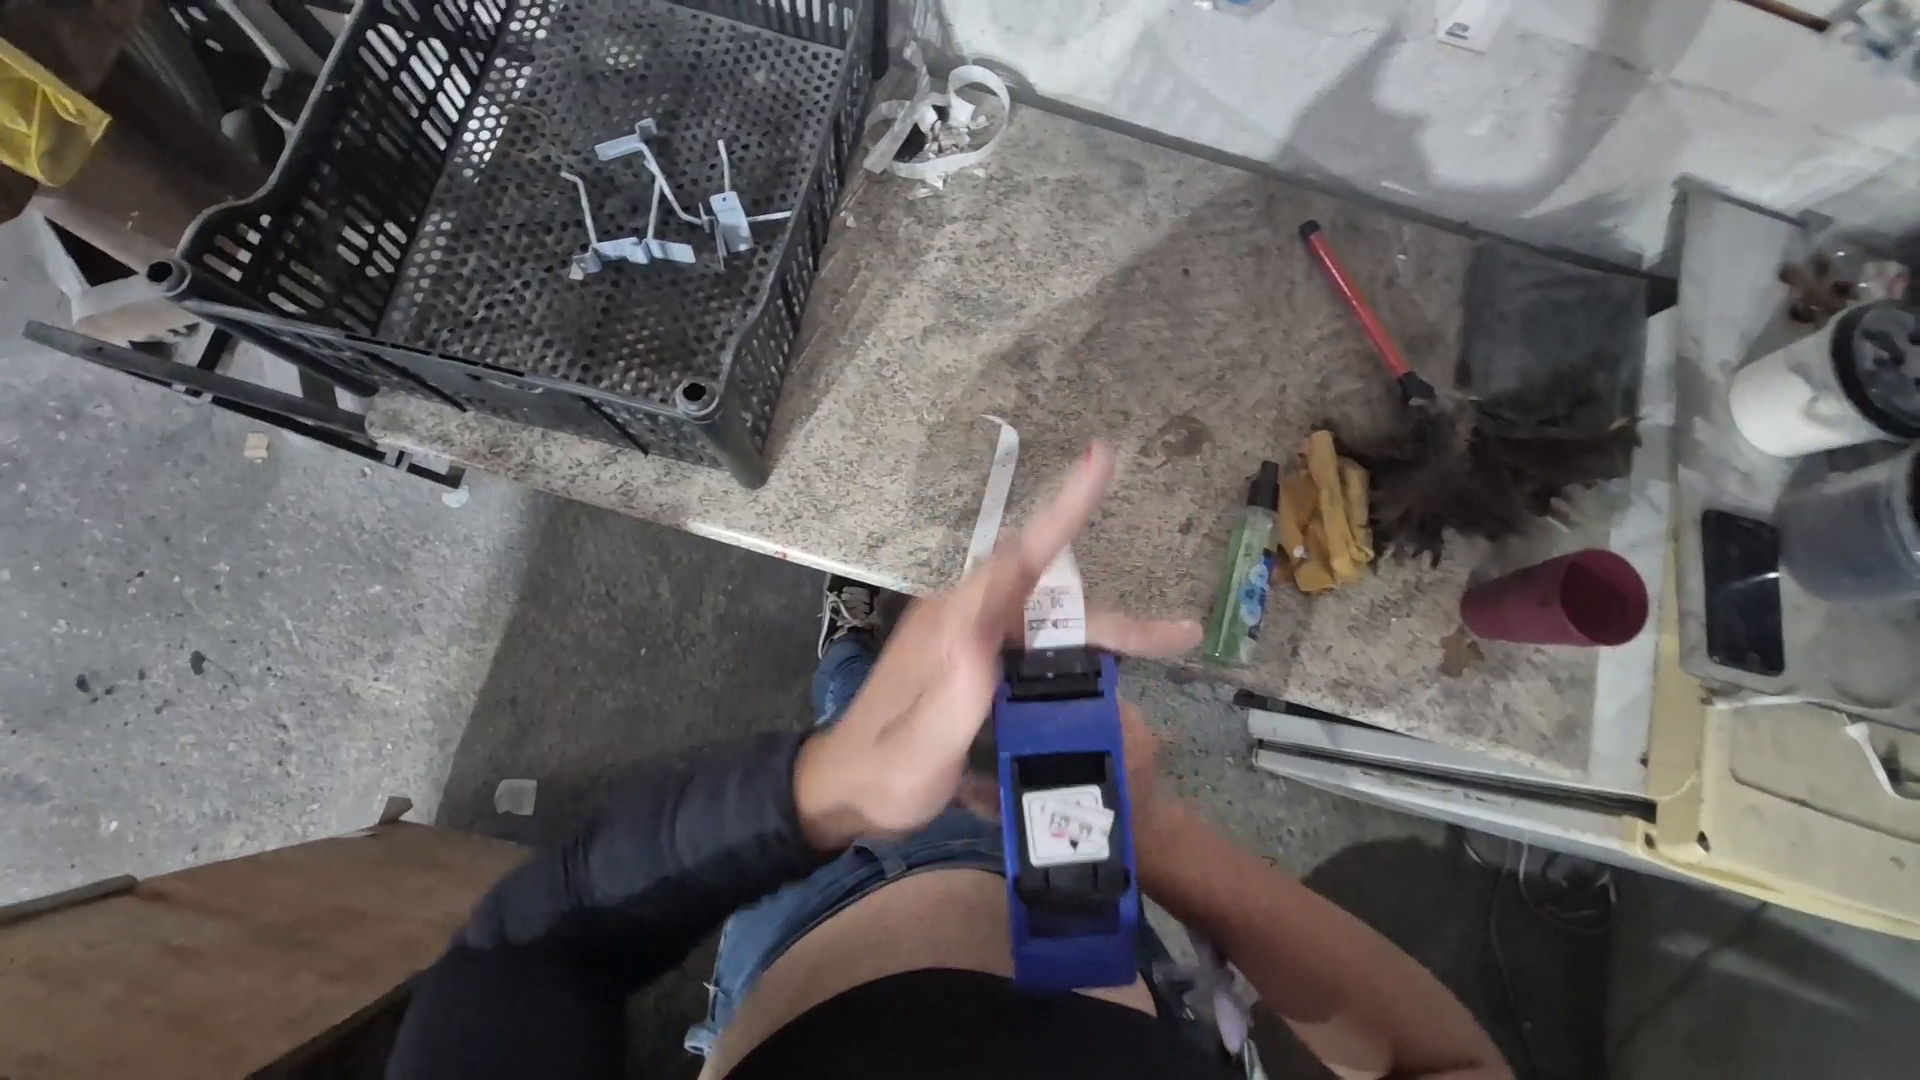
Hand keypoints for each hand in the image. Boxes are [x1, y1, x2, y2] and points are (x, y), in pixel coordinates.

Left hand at [793, 442, 1201, 849]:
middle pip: (1052, 602)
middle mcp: (967, 622)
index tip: (1100, 460)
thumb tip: (982, 637)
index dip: (1060, 510)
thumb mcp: (914, 751)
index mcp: (953, 626)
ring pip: (1051, 627)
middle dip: (1117, 619)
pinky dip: (1079, 659)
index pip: (1015, 560)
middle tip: (1180, 633)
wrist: (843, 790)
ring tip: (1166, 649)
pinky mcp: (978, 666)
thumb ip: (948, 701)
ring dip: (1106, 638)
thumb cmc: (879, 774)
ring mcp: (973, 643)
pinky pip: (1040, 649)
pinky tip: (1105, 681)